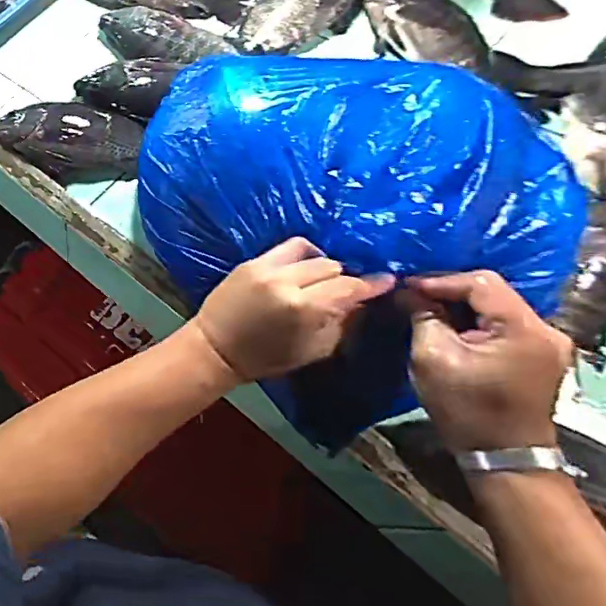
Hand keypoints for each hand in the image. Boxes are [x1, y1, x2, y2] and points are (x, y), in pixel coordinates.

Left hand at [191, 237, 394, 382]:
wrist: (217, 345)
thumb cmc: (268, 357)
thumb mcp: (316, 348)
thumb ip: (342, 322)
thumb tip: (361, 301)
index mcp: (303, 307)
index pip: (348, 286)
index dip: (372, 284)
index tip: (388, 281)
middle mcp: (284, 281)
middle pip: (330, 266)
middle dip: (345, 276)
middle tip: (349, 287)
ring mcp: (263, 268)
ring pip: (308, 251)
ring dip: (321, 263)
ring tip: (323, 278)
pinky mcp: (248, 262)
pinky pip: (283, 249)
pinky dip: (299, 256)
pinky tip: (303, 268)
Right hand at [401, 271, 572, 451]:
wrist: (504, 455)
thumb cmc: (466, 406)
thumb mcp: (432, 355)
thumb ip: (423, 316)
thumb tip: (410, 292)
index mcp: (525, 329)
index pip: (481, 282)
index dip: (439, 280)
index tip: (406, 289)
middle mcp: (546, 331)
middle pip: (492, 291)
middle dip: (449, 291)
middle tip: (413, 299)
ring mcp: (548, 344)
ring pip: (497, 306)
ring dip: (461, 306)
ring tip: (427, 311)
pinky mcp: (540, 355)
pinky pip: (503, 323)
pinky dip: (475, 320)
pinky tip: (451, 327)